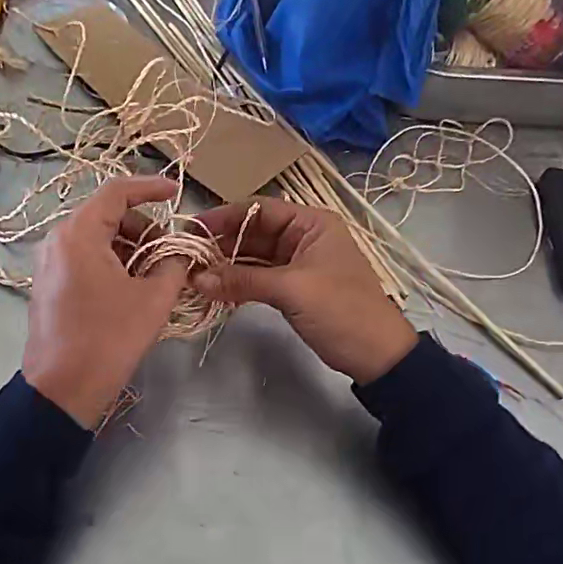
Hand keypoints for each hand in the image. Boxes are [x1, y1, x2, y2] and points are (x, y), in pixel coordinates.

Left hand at [23, 177, 189, 427]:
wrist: (64, 387)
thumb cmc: (110, 337)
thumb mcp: (154, 298)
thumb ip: (173, 264)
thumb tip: (180, 253)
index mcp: (80, 234)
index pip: (117, 192)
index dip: (150, 188)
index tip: (177, 192)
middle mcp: (58, 240)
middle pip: (108, 215)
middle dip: (145, 227)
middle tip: (172, 253)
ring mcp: (50, 263)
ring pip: (98, 238)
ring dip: (131, 247)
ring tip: (158, 274)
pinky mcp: (50, 284)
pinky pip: (86, 258)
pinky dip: (114, 262)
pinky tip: (135, 286)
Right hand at [191, 198, 416, 383]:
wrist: (376, 354)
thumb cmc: (342, 310)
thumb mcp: (292, 290)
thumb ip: (243, 280)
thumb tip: (197, 279)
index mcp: (312, 223)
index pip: (260, 209)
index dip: (224, 218)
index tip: (191, 231)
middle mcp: (304, 237)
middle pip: (254, 232)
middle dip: (221, 245)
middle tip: (186, 259)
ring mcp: (299, 263)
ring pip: (254, 257)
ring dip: (227, 267)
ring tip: (194, 276)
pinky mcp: (295, 288)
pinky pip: (260, 278)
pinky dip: (239, 284)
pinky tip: (216, 291)